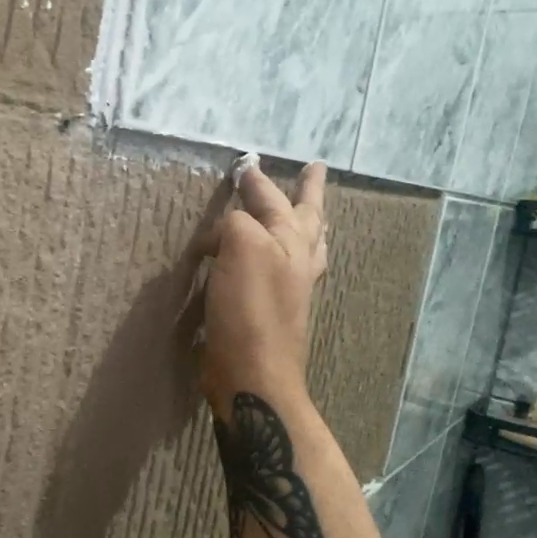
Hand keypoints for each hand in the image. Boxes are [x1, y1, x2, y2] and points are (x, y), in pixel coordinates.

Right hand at [193, 155, 327, 414]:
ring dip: (309, 223)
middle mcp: (296, 261)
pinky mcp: (272, 312)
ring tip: (312, 212)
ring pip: (306, 245)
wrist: (253, 373)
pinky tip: (281, 263)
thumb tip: (222, 234)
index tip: (245, 164)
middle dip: (307, 193)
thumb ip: (236, 225)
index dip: (257, 182)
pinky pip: (288, 272)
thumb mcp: (241, 250)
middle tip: (314, 170)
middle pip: (305, 218)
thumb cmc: (249, 310)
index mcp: (290, 242)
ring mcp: (290, 289)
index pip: (273, 201)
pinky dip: (289, 256)